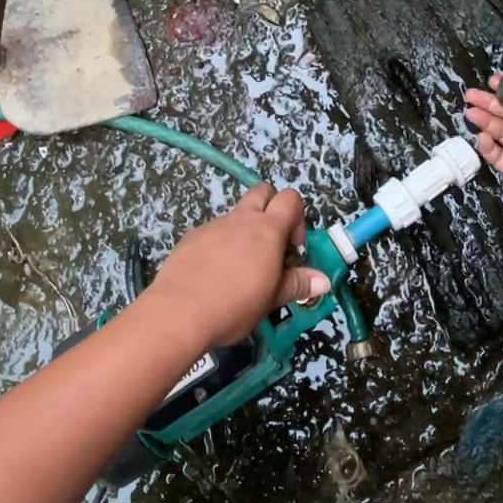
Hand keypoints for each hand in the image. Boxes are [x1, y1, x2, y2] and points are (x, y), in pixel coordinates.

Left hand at [142, 183, 329, 347]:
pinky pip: (214, 232)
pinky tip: (214, 276)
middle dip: (272, 207)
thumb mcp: (270, 300)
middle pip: (263, 191)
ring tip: (240, 269)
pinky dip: (220, 245)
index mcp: (267, 230)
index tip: (293, 248)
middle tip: (271, 244)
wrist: (178, 312)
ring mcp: (214, 225)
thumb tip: (324, 279)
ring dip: (245, 231)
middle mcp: (241, 219)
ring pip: (236, 214)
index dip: (297, 216)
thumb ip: (296, 284)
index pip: (290, 198)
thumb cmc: (234, 306)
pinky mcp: (192, 237)